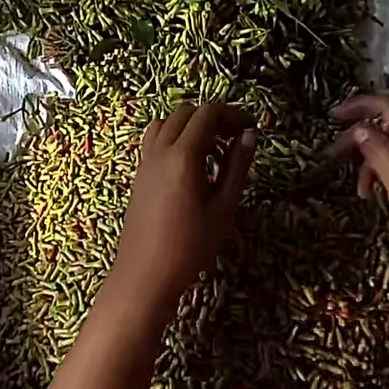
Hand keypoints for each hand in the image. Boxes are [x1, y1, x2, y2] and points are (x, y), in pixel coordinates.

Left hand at [111, 104, 258, 302]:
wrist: (145, 275)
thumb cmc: (190, 245)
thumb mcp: (224, 207)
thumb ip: (237, 166)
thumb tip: (249, 135)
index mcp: (183, 155)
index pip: (207, 114)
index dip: (232, 114)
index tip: (250, 128)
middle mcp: (160, 151)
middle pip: (185, 113)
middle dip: (212, 117)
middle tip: (234, 138)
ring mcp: (145, 162)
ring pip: (165, 123)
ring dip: (190, 125)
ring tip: (211, 150)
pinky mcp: (138, 176)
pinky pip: (154, 141)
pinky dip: (173, 138)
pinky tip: (189, 165)